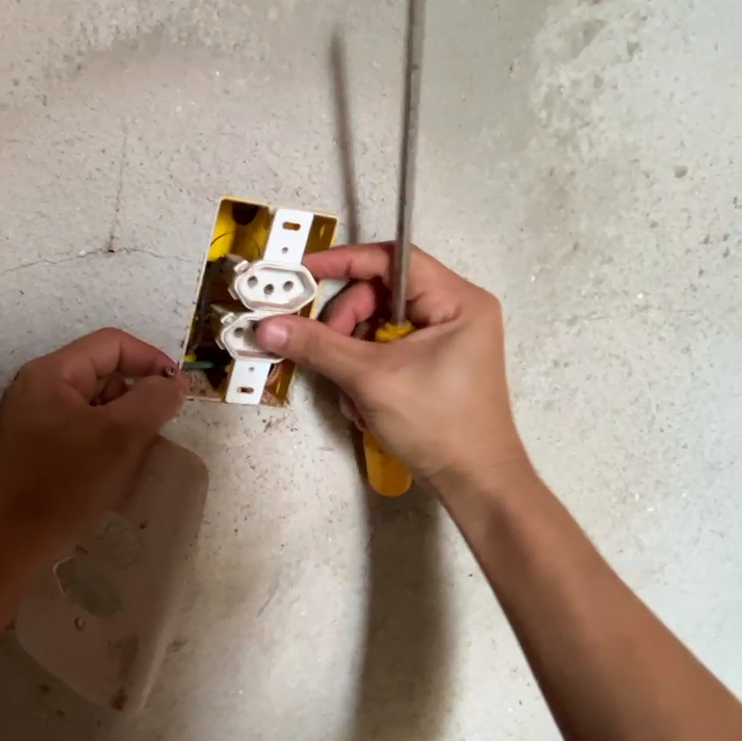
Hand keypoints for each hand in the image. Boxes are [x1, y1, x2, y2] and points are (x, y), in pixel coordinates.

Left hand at [0, 328, 185, 559]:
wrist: (6, 548)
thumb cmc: (63, 486)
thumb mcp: (119, 437)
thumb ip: (153, 400)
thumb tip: (172, 383)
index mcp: (49, 373)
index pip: (111, 344)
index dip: (151, 361)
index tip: (179, 393)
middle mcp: (34, 389)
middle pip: (100, 372)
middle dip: (135, 396)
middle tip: (154, 432)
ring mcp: (28, 421)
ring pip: (91, 405)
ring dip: (120, 423)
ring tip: (132, 456)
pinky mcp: (29, 451)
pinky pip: (77, 431)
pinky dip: (101, 443)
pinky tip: (108, 474)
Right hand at [253, 243, 527, 489]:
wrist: (474, 481)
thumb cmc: (437, 423)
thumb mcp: (369, 379)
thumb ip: (316, 346)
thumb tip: (268, 326)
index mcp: (456, 300)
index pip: (391, 259)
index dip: (343, 262)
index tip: (302, 274)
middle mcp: (453, 311)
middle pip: (377, 295)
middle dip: (345, 326)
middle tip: (327, 355)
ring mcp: (442, 339)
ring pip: (374, 326)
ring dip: (350, 358)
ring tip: (352, 394)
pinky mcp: (431, 364)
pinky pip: (383, 351)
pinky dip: (363, 373)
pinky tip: (363, 402)